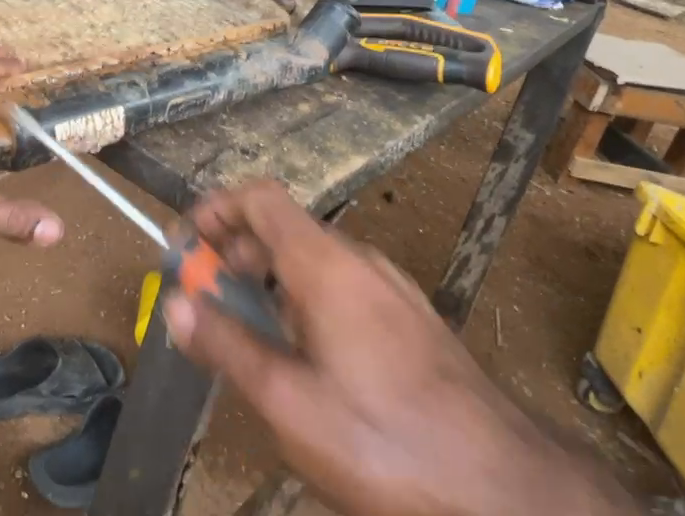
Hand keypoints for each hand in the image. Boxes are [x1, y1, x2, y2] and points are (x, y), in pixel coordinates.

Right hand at [162, 182, 639, 515]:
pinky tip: (300, 355)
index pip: (260, 198)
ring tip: (244, 328)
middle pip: (284, 228)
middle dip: (233, 251)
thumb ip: (227, 346)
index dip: (215, 208)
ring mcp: (393, 292)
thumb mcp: (288, 400)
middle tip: (204, 295)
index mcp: (326, 265)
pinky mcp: (412, 323)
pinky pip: (343, 288)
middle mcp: (361, 263)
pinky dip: (303, 300)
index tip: (185, 244)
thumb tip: (174, 303)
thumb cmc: (384, 440)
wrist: (509, 493)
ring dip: (267, 279)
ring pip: (314, 261)